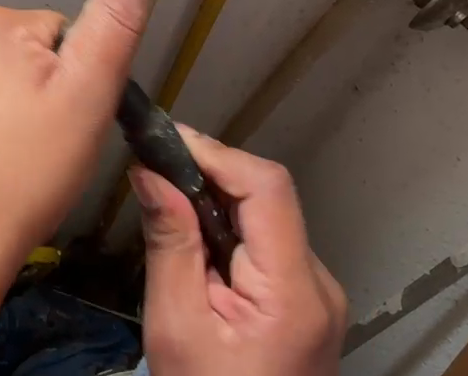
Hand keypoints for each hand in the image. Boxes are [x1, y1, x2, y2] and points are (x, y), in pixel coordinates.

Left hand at [0, 0, 152, 270]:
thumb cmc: (28, 172)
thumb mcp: (88, 97)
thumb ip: (112, 27)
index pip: (61, 32)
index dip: (75, 78)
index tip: (69, 119)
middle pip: (25, 48)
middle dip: (41, 86)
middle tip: (45, 140)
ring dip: (8, 102)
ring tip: (14, 153)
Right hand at [134, 128, 345, 375]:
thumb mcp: (176, 324)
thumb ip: (170, 242)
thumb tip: (148, 171)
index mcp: (294, 291)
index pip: (267, 187)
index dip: (216, 153)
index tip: (164, 143)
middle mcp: (319, 283)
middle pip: (267, 196)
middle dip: (208, 176)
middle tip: (154, 174)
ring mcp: (319, 294)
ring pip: (265, 215)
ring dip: (215, 202)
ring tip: (168, 208)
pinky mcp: (308, 302)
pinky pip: (267, 242)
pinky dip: (228, 229)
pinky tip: (196, 244)